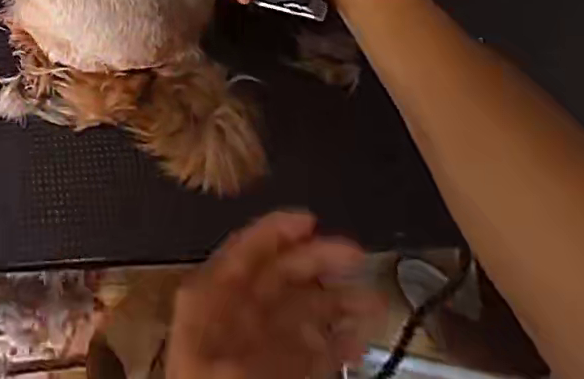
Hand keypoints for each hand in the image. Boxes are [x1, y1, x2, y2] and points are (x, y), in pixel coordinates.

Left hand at [166, 211, 381, 378]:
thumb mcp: (228, 375)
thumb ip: (280, 354)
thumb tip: (318, 339)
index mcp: (210, 304)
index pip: (243, 254)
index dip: (275, 232)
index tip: (311, 220)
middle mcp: (233, 319)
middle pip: (277, 278)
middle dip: (316, 262)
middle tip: (358, 253)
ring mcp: (257, 352)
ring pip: (298, 314)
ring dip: (335, 303)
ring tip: (374, 299)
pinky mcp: (282, 376)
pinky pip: (309, 353)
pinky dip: (336, 344)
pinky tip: (362, 339)